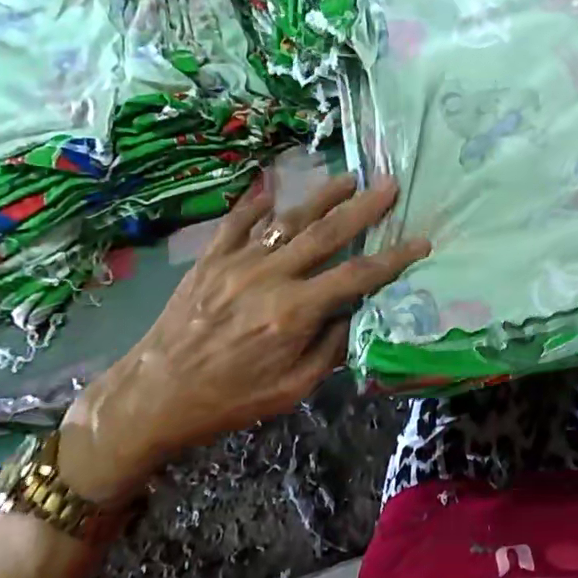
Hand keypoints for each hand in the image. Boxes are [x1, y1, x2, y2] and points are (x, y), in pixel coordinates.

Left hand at [56, 175, 429, 502]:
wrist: (157, 392)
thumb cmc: (228, 400)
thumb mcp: (290, 390)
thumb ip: (327, 349)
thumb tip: (353, 314)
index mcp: (293, 313)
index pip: (356, 277)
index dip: (392, 258)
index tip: (420, 241)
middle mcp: (269, 277)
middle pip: (326, 234)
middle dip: (363, 208)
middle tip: (389, 185)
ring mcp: (236, 262)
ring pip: (286, 220)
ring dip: (320, 196)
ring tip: (347, 178)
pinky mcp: (209, 259)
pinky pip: (237, 222)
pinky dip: (257, 204)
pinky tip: (274, 192)